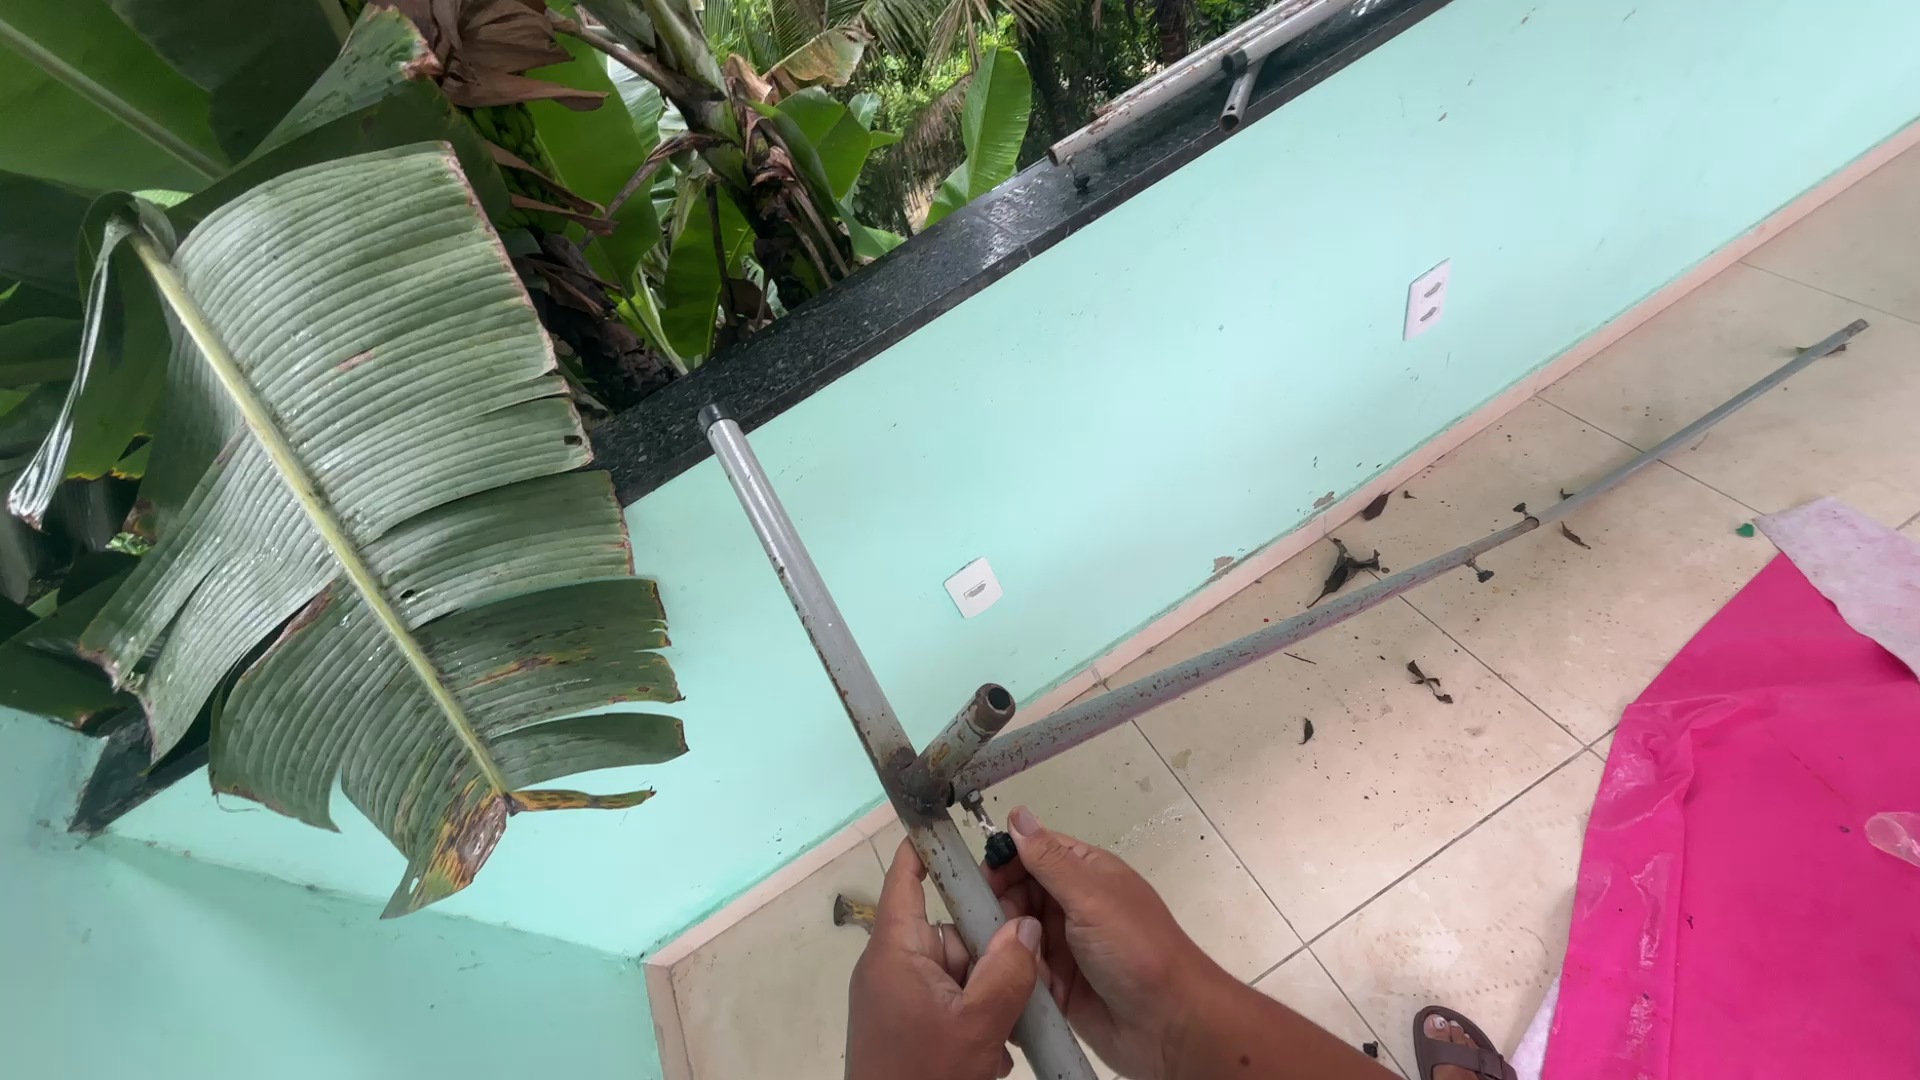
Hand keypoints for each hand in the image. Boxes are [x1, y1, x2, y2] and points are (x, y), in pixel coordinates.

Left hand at [847, 838, 1043, 1079]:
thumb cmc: (925, 1078)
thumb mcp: (977, 1026)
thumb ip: (1008, 970)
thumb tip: (1025, 925)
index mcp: (895, 948)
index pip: (906, 875)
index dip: (928, 845)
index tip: (956, 820)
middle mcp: (892, 964)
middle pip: (949, 929)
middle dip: (987, 950)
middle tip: (1021, 971)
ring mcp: (899, 996)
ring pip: (956, 969)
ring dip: (986, 992)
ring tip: (1004, 1029)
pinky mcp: (907, 1025)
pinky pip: (948, 1000)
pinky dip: (973, 1017)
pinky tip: (991, 1050)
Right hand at [985, 806, 1224, 1079]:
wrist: (1170, 1027)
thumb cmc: (1135, 948)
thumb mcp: (1090, 896)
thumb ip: (1048, 859)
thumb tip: (1017, 812)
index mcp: (1084, 872)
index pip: (1033, 851)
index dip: (1006, 860)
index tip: (981, 878)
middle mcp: (1071, 904)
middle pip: (1018, 892)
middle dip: (1001, 905)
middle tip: (993, 925)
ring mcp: (1064, 945)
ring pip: (1017, 932)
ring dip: (1007, 942)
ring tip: (1001, 958)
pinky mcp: (1058, 985)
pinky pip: (1024, 971)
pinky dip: (1016, 974)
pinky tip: (1009, 983)